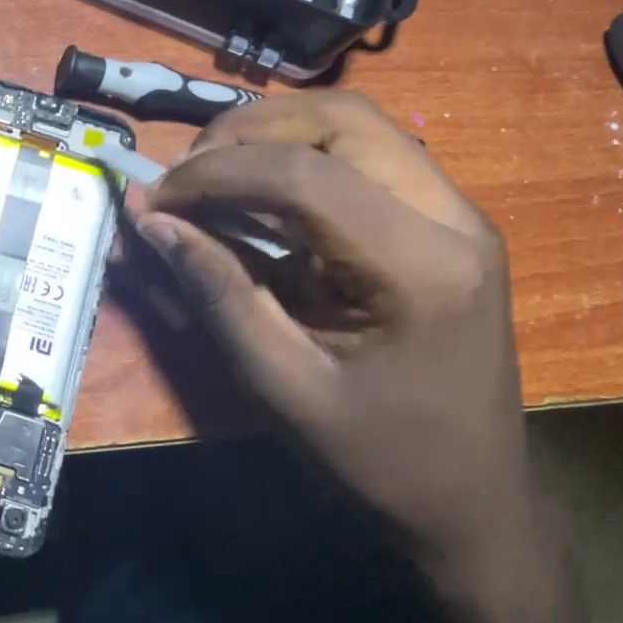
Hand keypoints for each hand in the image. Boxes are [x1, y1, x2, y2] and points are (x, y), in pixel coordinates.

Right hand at [136, 93, 548, 577]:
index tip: (154, 201)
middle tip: (181, 176)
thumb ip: (217, 292)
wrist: (471, 502)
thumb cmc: (378, 460)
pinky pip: (361, 157)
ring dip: (269, 136)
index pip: (303, 175)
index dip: (213, 174)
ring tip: (207, 178)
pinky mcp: (439, 221)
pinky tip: (251, 197)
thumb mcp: (281, 385)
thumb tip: (151, 220)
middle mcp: (452, 217)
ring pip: (353, 124)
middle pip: (340, 119)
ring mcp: (454, 213)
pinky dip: (294, 159)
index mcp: (421, 266)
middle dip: (244, 132)